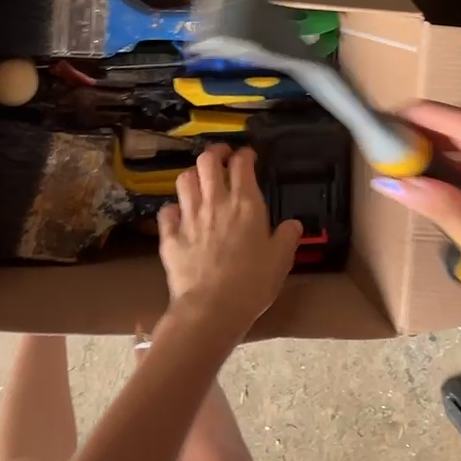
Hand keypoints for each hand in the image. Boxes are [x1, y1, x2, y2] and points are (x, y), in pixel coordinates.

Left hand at [157, 145, 302, 338]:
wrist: (211, 308)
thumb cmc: (252, 283)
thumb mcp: (280, 261)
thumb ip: (286, 237)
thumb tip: (294, 224)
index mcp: (245, 203)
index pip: (242, 165)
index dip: (244, 154)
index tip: (248, 155)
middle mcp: (215, 202)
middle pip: (207, 161)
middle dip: (215, 152)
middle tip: (222, 156)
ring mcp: (189, 216)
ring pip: (184, 179)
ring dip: (192, 174)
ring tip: (199, 180)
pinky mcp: (169, 234)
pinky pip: (167, 211)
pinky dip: (172, 208)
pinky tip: (178, 214)